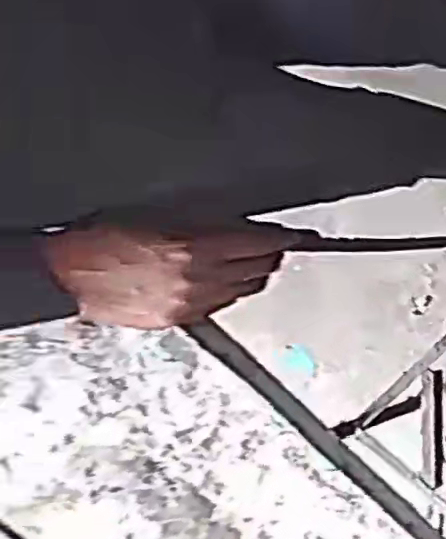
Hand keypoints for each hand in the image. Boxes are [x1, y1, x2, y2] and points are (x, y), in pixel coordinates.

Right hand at [41, 223, 308, 328]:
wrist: (56, 275)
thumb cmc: (102, 241)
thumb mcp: (163, 220)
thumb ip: (215, 226)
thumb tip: (254, 229)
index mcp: (197, 250)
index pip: (264, 244)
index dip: (284, 239)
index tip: (296, 236)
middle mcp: (201, 278)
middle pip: (263, 267)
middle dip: (270, 255)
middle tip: (267, 248)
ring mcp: (192, 302)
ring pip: (248, 287)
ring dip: (251, 275)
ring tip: (241, 264)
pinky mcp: (181, 318)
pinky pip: (224, 303)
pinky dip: (228, 291)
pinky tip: (217, 282)